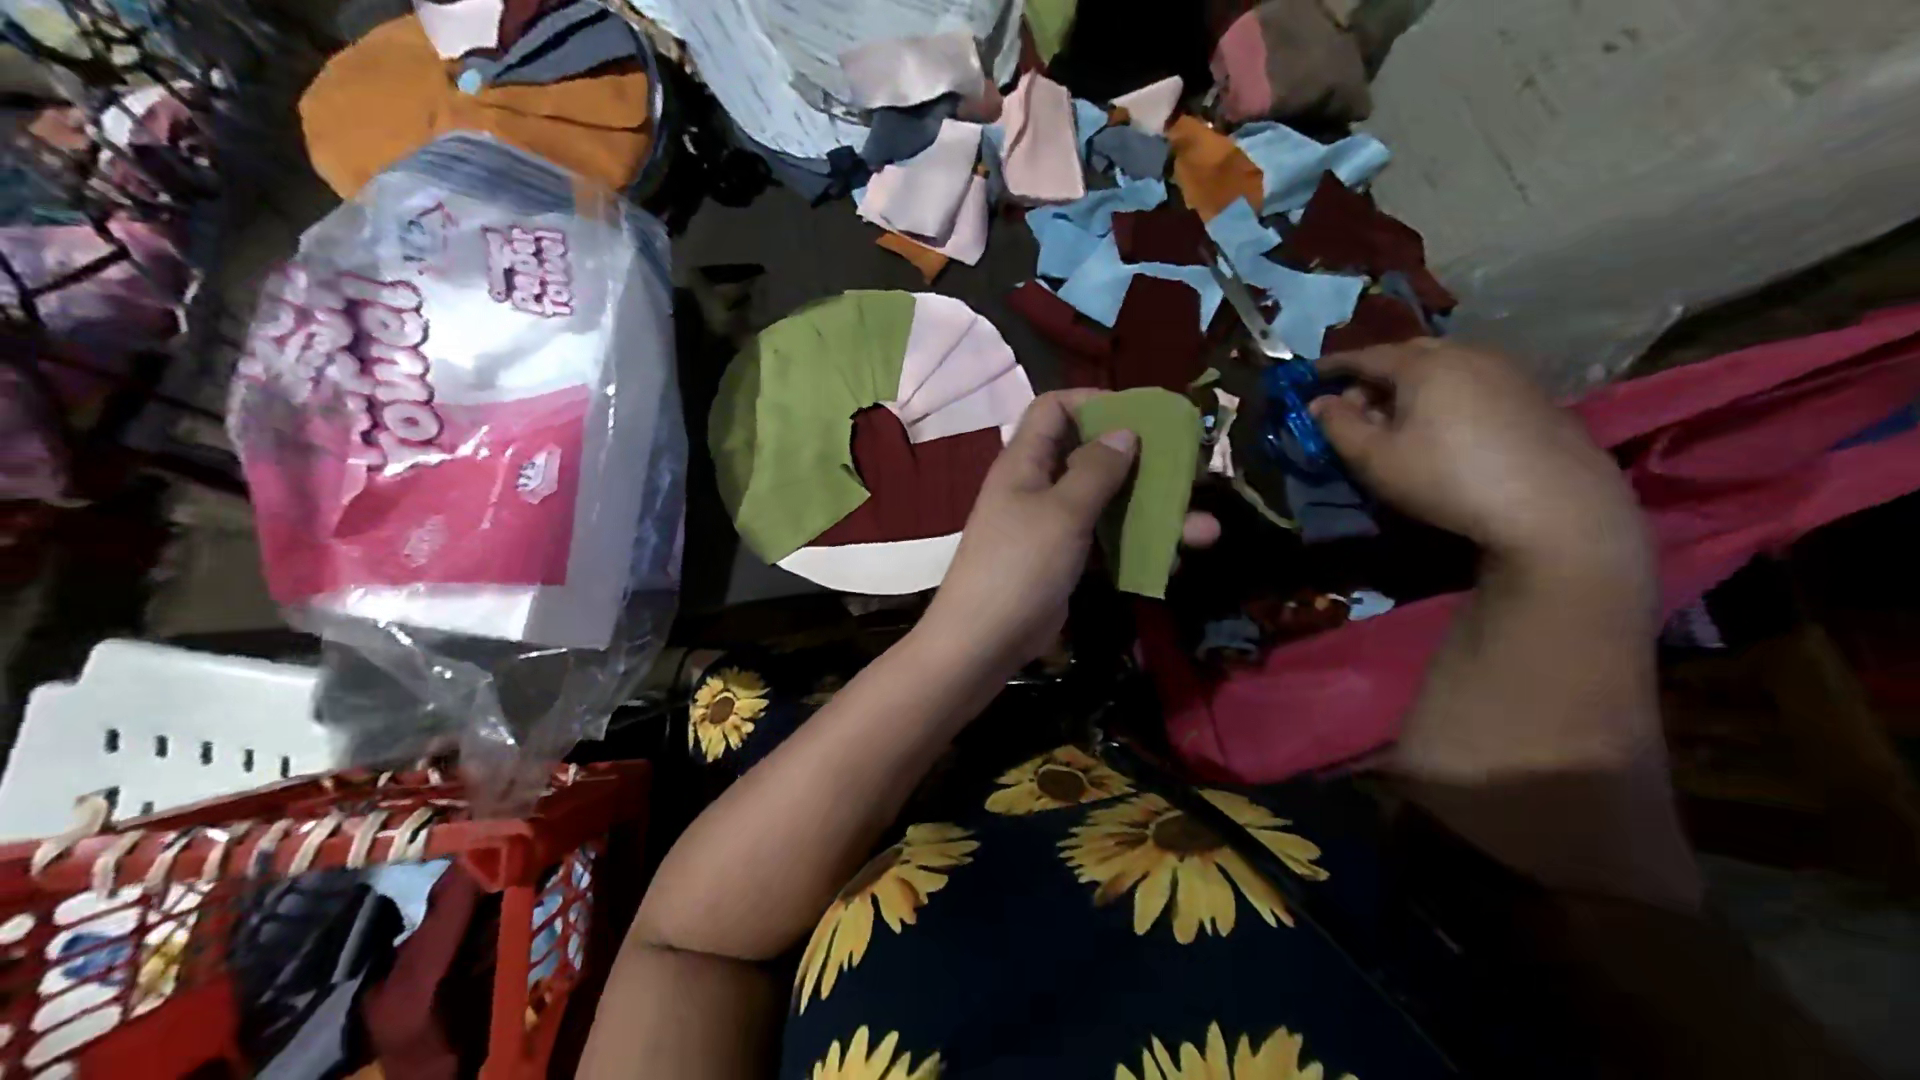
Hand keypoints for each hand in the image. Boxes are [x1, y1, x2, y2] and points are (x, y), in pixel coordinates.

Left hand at [919, 391, 1218, 673]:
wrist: (984, 641)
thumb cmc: (1019, 566)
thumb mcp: (1061, 512)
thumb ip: (1095, 470)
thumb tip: (1125, 432)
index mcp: (1025, 461)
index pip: (1054, 408)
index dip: (1094, 402)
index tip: (1143, 414)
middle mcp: (1038, 486)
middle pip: (1092, 455)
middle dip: (1142, 462)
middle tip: (1188, 471)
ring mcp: (1051, 525)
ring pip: (1107, 503)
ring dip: (1152, 512)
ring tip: (1204, 530)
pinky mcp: (1063, 559)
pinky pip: (1104, 540)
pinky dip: (1136, 546)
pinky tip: (1173, 561)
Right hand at [1312, 340, 1649, 582]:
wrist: (1553, 506)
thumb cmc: (1446, 478)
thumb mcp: (1375, 459)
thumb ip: (1339, 427)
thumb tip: (1319, 403)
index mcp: (1424, 364)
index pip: (1366, 355)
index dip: (1334, 365)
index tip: (1310, 376)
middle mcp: (1467, 354)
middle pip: (1408, 354)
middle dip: (1375, 374)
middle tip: (1354, 404)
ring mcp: (1507, 371)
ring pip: (1444, 366)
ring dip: (1412, 384)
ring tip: (1397, 417)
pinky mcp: (1534, 394)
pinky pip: (1472, 381)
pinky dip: (1445, 393)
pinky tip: (1443, 425)